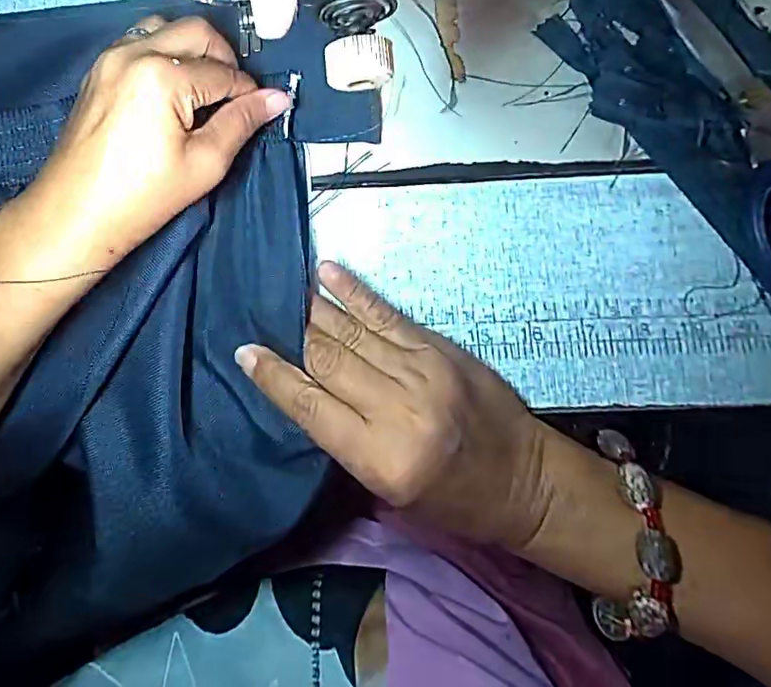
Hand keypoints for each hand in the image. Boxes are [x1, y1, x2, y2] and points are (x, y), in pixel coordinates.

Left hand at [15, 14, 289, 268]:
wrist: (73, 216)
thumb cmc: (133, 199)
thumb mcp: (203, 164)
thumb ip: (241, 123)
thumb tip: (273, 99)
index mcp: (160, 75)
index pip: (223, 72)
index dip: (248, 92)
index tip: (257, 108)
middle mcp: (132, 55)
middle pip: (197, 32)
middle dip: (224, 58)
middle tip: (235, 95)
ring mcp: (109, 60)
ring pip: (165, 28)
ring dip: (191, 48)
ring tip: (203, 88)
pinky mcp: (97, 72)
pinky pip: (138, 42)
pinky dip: (162, 53)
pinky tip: (172, 88)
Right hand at [237, 262, 554, 548]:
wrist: (527, 482)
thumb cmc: (452, 499)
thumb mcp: (388, 487)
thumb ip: (342, 435)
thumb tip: (297, 384)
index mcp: (380, 458)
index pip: (310, 406)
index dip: (273, 376)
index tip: (243, 352)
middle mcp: (397, 410)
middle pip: (326, 360)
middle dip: (288, 334)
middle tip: (258, 312)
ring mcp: (421, 372)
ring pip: (349, 332)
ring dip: (311, 308)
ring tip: (280, 288)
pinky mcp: (438, 349)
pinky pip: (385, 314)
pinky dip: (352, 292)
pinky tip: (326, 272)